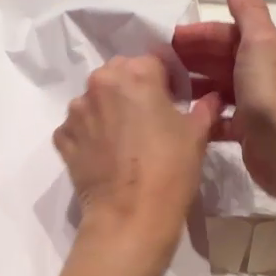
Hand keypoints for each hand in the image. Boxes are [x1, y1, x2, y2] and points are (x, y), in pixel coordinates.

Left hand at [54, 54, 221, 261]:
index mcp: (135, 73)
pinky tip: (104, 154)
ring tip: (125, 139)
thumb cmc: (170, 169)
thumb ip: (204, 108)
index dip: (166, 79)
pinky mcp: (62, 138)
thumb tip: (212, 98)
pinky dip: (89, 134)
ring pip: (94, 99)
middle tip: (149, 118)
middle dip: (133, 89)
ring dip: (108, 110)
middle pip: (119, 75)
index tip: (174, 100)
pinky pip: (77, 127)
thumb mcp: (196, 135)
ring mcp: (76, 111)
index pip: (153, 61)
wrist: (130, 215)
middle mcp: (100, 83)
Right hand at [171, 0, 275, 202]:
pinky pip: (219, 117)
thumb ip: (246, 10)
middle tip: (154, 66)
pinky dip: (202, 114)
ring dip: (192, 86)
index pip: (225, 32)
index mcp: (268, 46)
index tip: (163, 42)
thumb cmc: (272, 93)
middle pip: (219, 58)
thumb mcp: (259, 42)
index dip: (196, 34)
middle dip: (189, 58)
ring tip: (161, 91)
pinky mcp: (247, 130)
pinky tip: (181, 116)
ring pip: (217, 86)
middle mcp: (263, 71)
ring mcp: (255, 102)